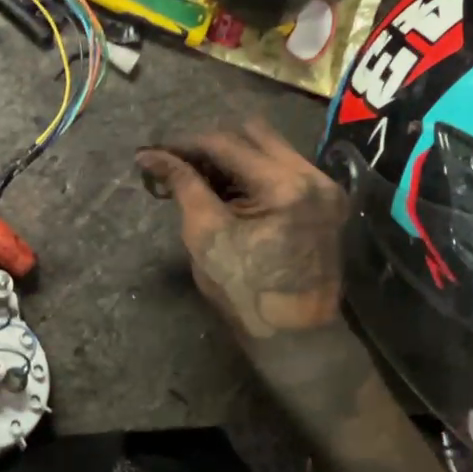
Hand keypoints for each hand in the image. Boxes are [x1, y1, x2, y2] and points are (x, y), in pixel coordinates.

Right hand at [136, 121, 346, 340]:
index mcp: (285, 185)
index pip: (225, 143)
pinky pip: (282, 167)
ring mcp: (324, 189)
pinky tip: (225, 190)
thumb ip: (182, 184)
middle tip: (178, 164)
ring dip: (231, 156)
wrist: (296, 337)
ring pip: (269, 147)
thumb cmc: (245, 290)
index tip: (153, 154)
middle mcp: (313, 176)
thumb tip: (148, 155)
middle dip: (210, 145)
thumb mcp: (205, 233)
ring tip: (198, 178)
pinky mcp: (323, 202)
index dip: (184, 145)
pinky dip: (250, 171)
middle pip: (252, 134)